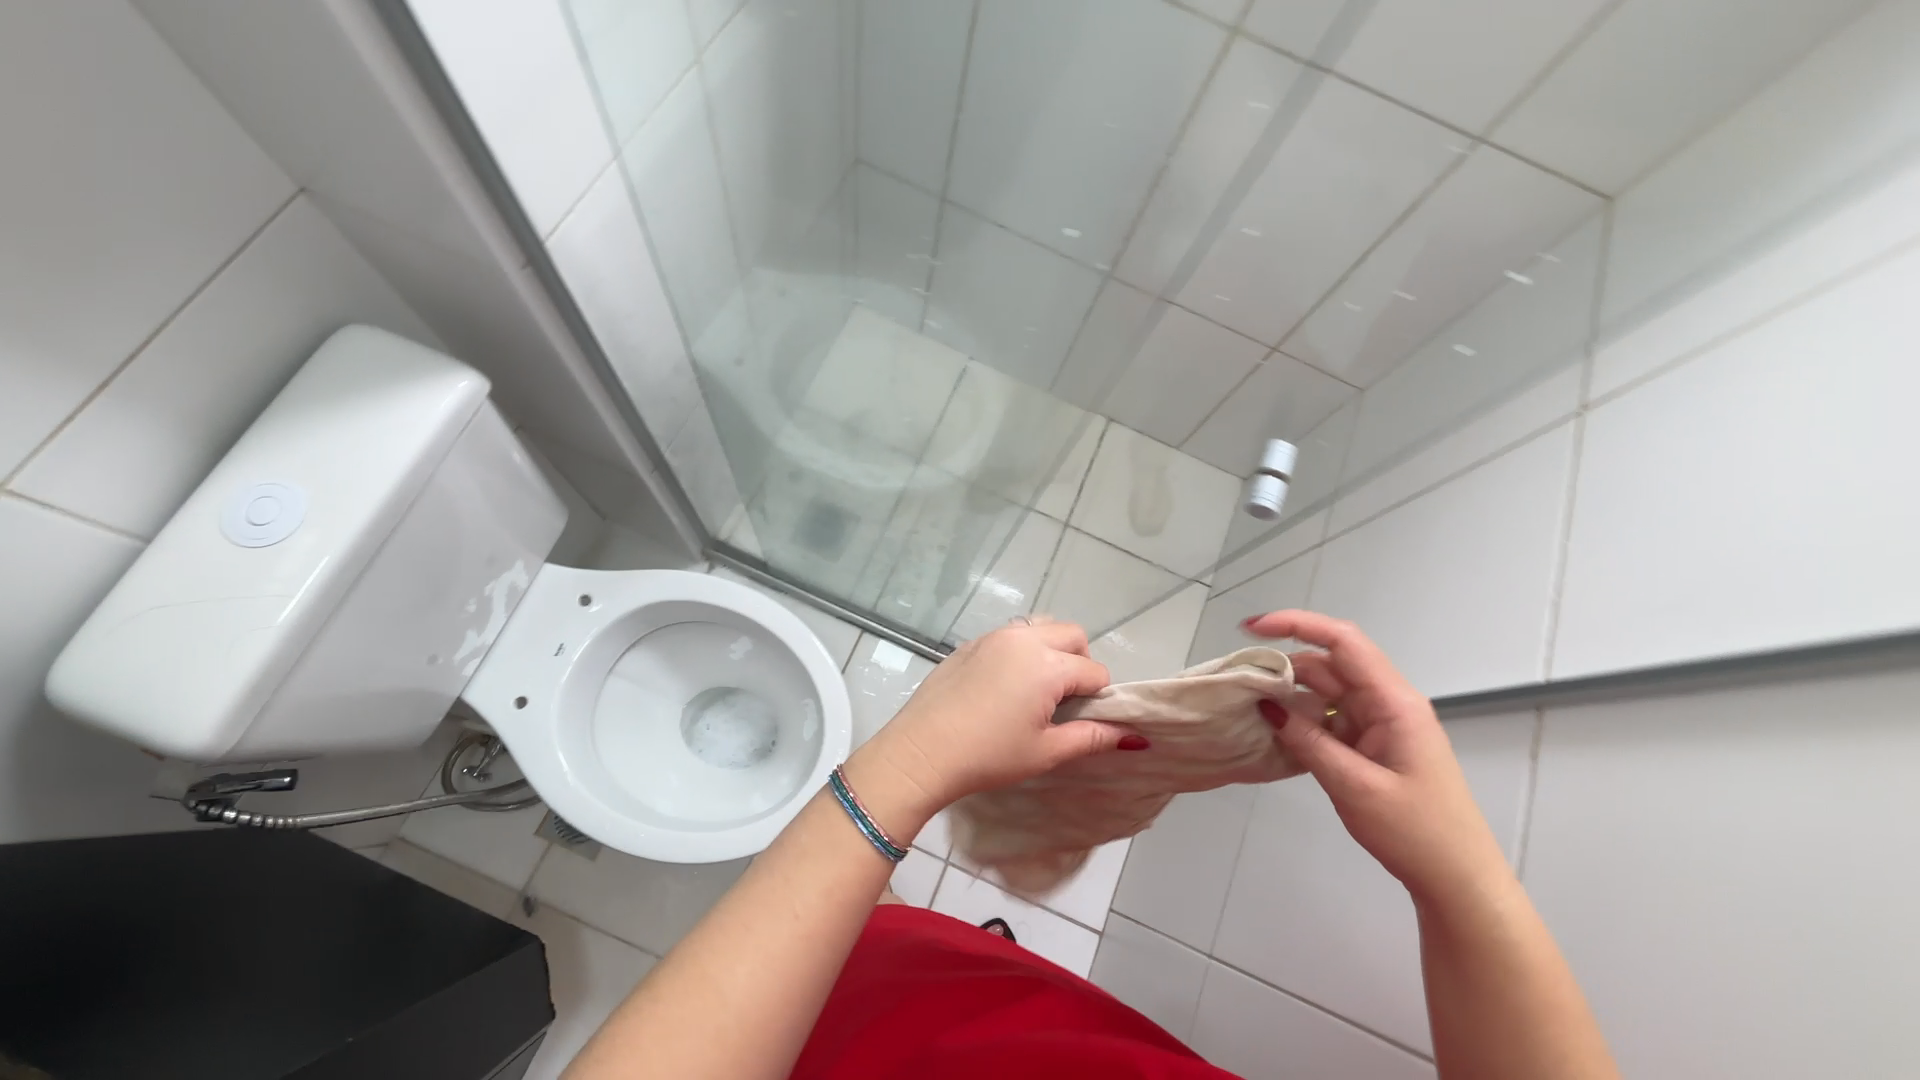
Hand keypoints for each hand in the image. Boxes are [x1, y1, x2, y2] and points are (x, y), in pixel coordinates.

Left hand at [852, 619, 1118, 816]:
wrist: (921, 752)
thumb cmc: (988, 756)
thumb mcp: (1046, 751)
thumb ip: (1091, 737)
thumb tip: (1133, 736)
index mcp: (1047, 665)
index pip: (1094, 671)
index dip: (1097, 697)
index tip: (1082, 721)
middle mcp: (1023, 640)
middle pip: (1071, 635)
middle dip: (1079, 661)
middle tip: (1064, 700)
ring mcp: (992, 637)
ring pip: (1039, 627)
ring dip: (1050, 649)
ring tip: (1036, 689)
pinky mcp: (968, 645)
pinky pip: (1008, 636)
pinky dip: (1020, 651)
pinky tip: (1003, 687)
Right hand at [1246, 610, 1513, 907]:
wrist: (1458, 879)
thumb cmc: (1416, 832)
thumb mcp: (1355, 787)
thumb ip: (1308, 742)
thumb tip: (1267, 705)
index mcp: (1394, 702)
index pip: (1343, 642)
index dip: (1297, 624)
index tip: (1252, 629)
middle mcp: (1388, 703)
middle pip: (1330, 665)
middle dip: (1285, 665)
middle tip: (1239, 681)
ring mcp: (1380, 724)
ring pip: (1327, 691)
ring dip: (1290, 694)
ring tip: (1248, 704)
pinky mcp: (1372, 744)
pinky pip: (1330, 718)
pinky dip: (1301, 719)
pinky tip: (1274, 730)